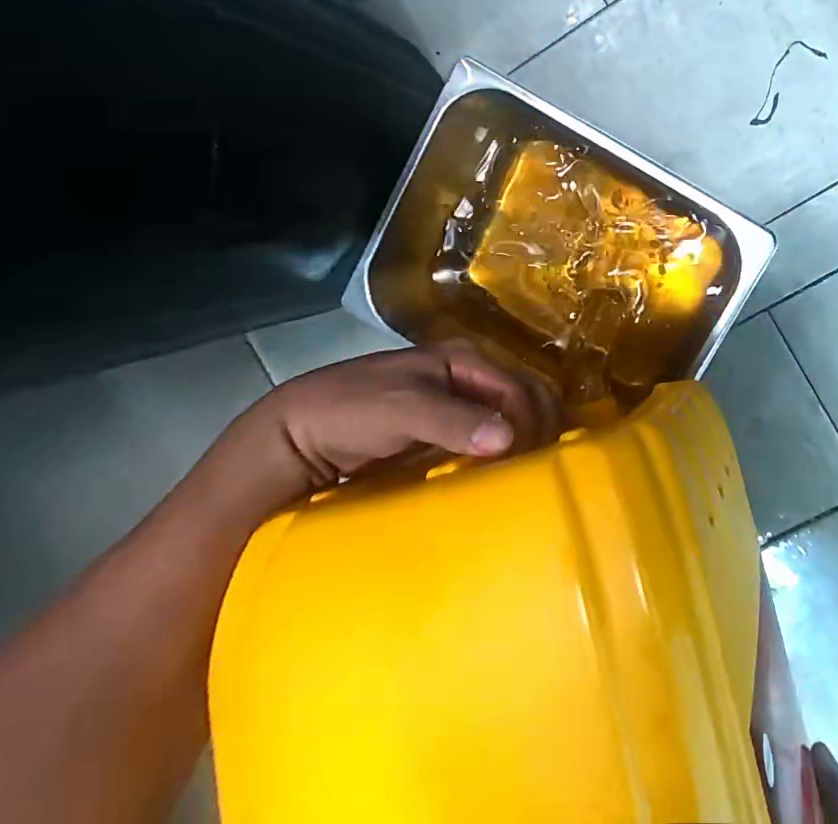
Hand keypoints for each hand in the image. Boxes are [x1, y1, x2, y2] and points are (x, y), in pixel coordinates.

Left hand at [189, 339, 561, 526]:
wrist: (294, 439)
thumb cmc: (349, 411)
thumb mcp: (401, 408)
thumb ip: (453, 419)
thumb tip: (510, 438)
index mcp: (465, 359)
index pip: (522, 387)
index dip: (537, 421)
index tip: (541, 461)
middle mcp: (469, 378)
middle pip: (525, 401)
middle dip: (541, 430)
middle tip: (544, 471)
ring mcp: (458, 407)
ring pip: (512, 421)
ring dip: (527, 445)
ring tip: (531, 478)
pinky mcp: (446, 435)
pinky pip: (491, 442)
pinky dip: (507, 456)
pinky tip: (509, 477)